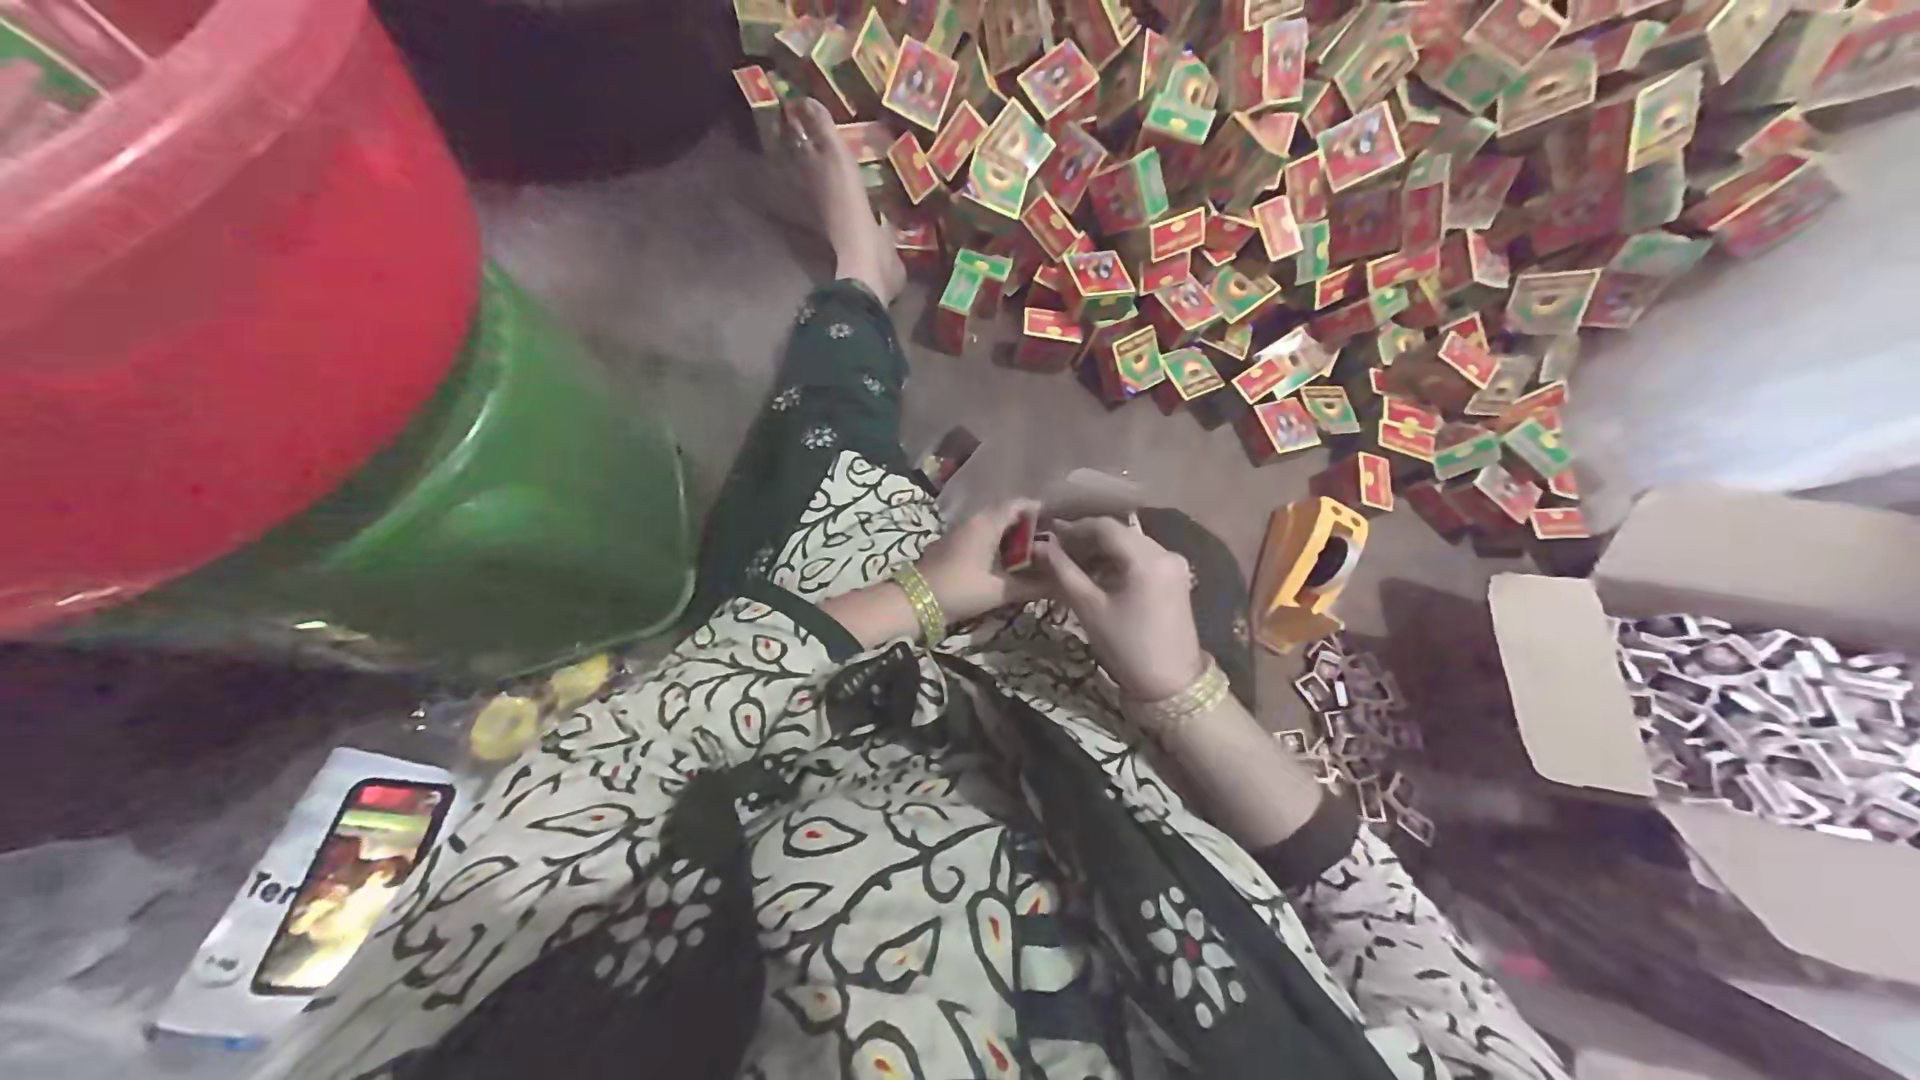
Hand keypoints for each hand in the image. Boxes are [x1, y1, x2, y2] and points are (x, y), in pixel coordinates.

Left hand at [917, 500, 1050, 624]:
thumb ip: (1032, 585)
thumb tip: (1061, 584)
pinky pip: (984, 536)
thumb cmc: (960, 589)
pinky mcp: (955, 545)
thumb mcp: (999, 590)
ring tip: (1036, 556)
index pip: (1020, 504)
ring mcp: (963, 531)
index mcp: (987, 522)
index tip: (1059, 527)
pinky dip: (999, 545)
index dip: (1041, 512)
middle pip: (1008, 514)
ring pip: (995, 526)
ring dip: (1014, 538)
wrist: (915, 601)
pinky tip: (1010, 564)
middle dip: (1030, 528)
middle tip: (1052, 545)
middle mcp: (975, 520)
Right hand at [1038, 517, 1205, 700]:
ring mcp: (1174, 564)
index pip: (1104, 526)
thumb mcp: (1090, 608)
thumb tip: (1040, 547)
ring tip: (1073, 565)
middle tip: (1057, 552)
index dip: (1073, 528)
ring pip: (1130, 543)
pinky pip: (1141, 557)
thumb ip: (1063, 572)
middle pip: (1119, 532)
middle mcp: (1165, 552)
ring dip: (1101, 550)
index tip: (1048, 538)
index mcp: (1147, 558)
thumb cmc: (1126, 646)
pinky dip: (1118, 560)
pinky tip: (1098, 575)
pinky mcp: (1175, 577)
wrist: (1171, 684)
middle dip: (1086, 539)